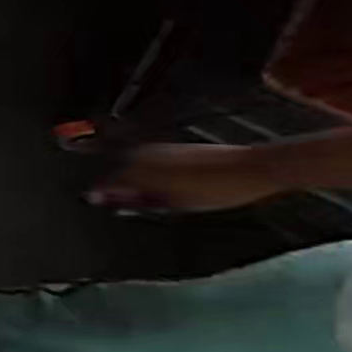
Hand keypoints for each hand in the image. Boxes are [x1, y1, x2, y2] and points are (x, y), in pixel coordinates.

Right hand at [88, 143, 280, 213]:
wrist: (253, 170)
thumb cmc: (220, 188)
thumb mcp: (174, 203)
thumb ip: (137, 200)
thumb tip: (109, 199)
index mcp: (137, 168)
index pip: (108, 182)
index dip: (102, 194)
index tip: (98, 201)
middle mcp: (141, 154)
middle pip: (121, 173)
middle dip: (124, 188)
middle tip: (136, 204)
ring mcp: (156, 149)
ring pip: (136, 167)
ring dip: (141, 181)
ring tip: (159, 197)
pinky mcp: (171, 147)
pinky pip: (151, 162)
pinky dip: (155, 175)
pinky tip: (172, 185)